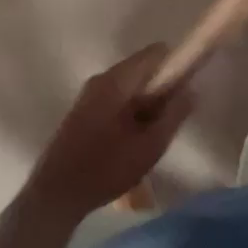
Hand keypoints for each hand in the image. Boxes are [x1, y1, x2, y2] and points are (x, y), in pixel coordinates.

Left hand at [23, 45, 193, 220]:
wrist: (55, 194)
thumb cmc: (105, 169)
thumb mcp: (149, 147)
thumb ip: (174, 115)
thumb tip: (192, 89)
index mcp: (118, 80)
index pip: (156, 53)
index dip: (177, 66)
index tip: (186, 90)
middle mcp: (102, 78)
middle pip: (143, 69)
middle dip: (161, 90)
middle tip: (168, 121)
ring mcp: (89, 93)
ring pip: (130, 85)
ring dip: (145, 103)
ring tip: (150, 135)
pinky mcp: (83, 109)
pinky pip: (116, 97)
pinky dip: (130, 110)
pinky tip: (130, 141)